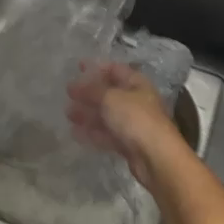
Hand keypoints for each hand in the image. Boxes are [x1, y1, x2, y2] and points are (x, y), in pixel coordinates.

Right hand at [66, 62, 189, 191]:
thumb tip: (76, 85)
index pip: (116, 70)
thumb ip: (92, 90)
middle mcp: (136, 102)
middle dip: (88, 93)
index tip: (78, 66)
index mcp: (137, 84)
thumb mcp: (110, 97)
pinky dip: (92, 132)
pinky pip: (107, 134)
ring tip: (68, 114)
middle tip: (68, 93)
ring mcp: (133, 124)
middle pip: (109, 93)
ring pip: (107, 115)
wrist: (155, 157)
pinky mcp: (128, 144)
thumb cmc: (135, 118)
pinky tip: (76, 133)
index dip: (97, 67)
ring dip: (88, 113)